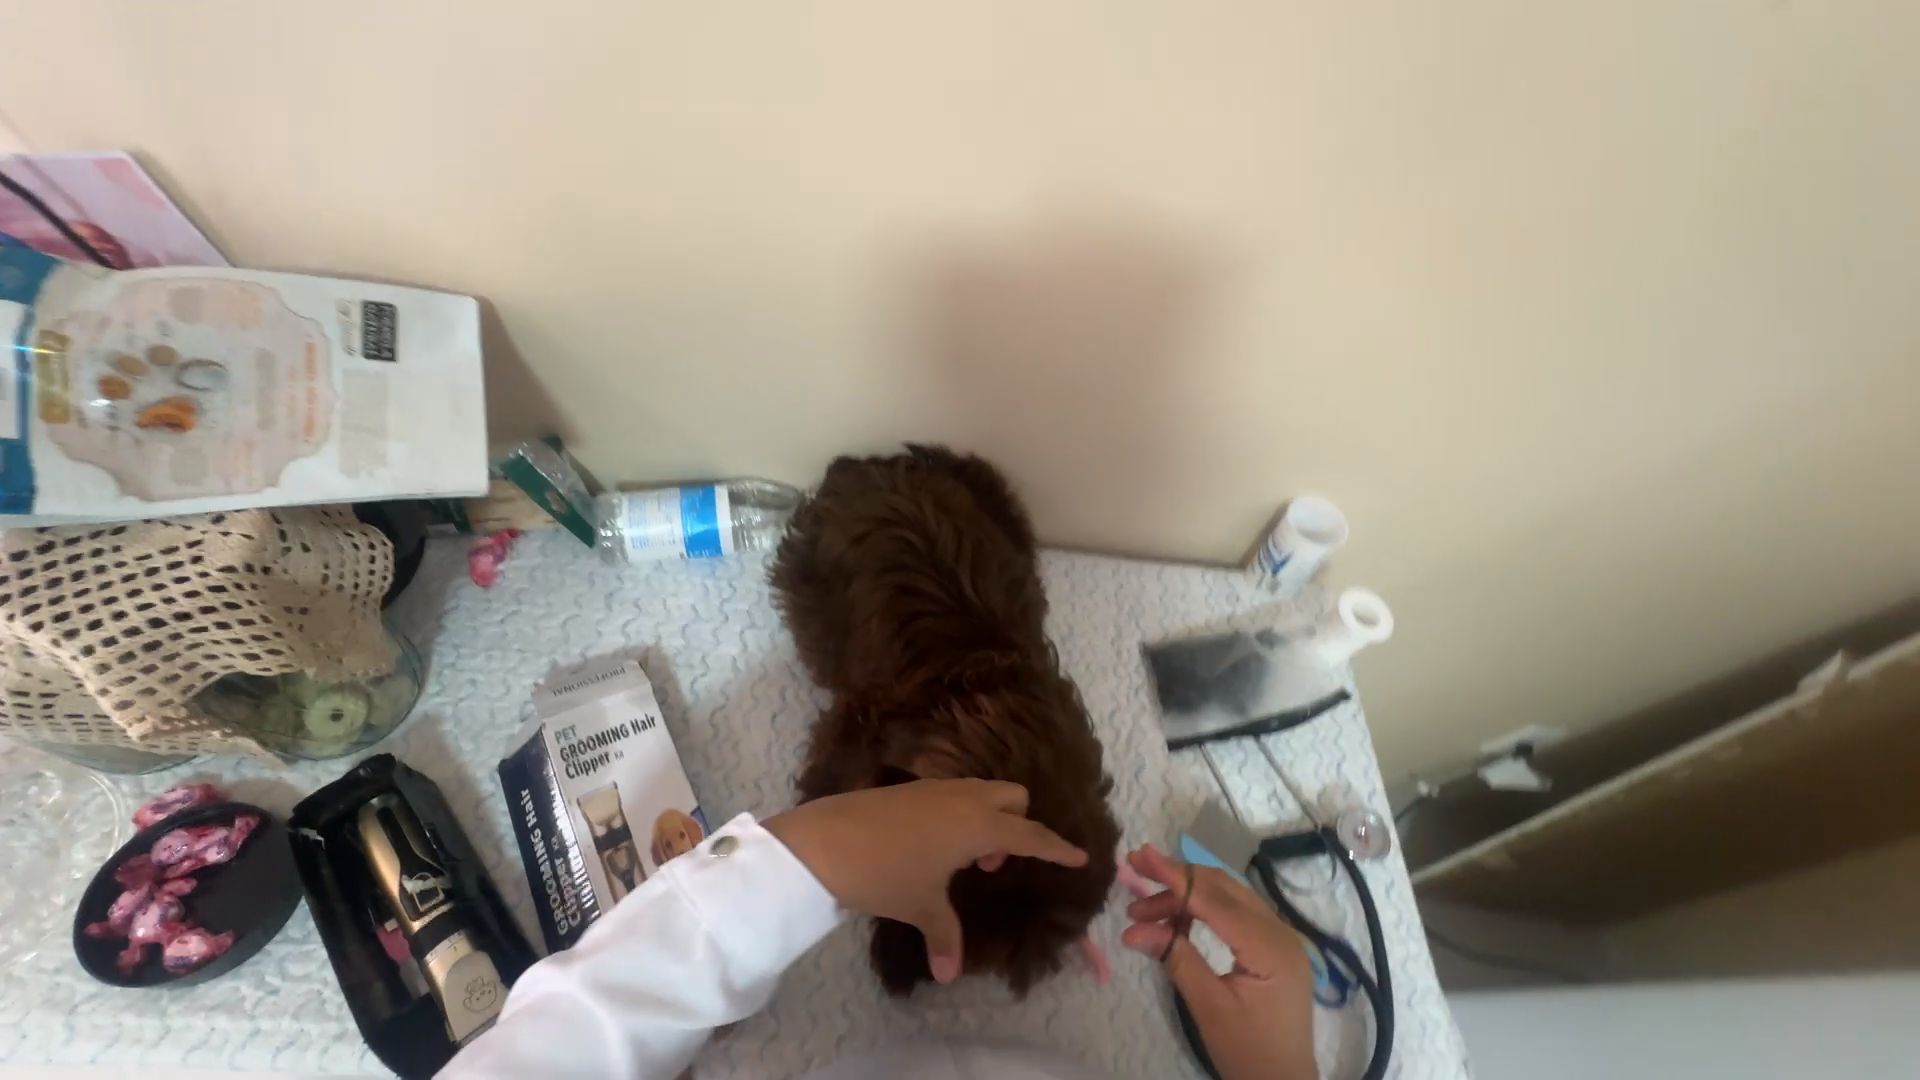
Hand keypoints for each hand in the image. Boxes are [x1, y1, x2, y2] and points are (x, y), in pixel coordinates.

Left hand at [764, 779, 1087, 983]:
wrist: (826, 841)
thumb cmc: (885, 873)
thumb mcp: (920, 906)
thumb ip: (944, 937)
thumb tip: (948, 974)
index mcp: (978, 823)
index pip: (1031, 835)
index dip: (1056, 848)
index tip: (1081, 855)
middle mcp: (964, 797)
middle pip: (1014, 797)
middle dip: (1018, 825)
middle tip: (990, 863)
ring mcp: (937, 787)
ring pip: (983, 791)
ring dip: (988, 819)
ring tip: (964, 859)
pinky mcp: (913, 788)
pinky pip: (955, 793)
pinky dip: (961, 814)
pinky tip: (935, 846)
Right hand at [1120, 845, 1316, 1079]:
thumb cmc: (1250, 1054)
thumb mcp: (1210, 1009)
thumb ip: (1175, 959)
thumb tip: (1132, 929)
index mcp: (1270, 947)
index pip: (1214, 899)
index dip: (1174, 876)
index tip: (1139, 858)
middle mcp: (1279, 932)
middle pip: (1220, 887)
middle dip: (1175, 876)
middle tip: (1134, 868)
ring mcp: (1278, 937)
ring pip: (1225, 894)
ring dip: (1184, 892)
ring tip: (1143, 906)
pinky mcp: (1271, 945)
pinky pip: (1233, 910)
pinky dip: (1200, 906)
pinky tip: (1174, 915)